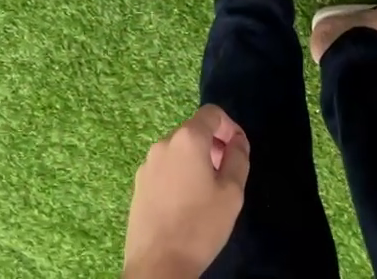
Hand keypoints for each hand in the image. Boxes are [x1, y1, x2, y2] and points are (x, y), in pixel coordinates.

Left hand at [122, 104, 249, 277]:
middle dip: (213, 144)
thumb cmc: (200, 226)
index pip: (212, 113)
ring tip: (206, 191)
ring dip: (195, 160)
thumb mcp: (232, 192)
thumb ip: (238, 158)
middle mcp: (163, 143)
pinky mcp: (138, 184)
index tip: (238, 149)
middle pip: (193, 130)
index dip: (229, 126)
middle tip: (226, 173)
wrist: (157, 266)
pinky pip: (164, 167)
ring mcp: (147, 164)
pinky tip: (185, 203)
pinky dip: (178, 173)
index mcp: (187, 139)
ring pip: (178, 150)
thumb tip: (237, 141)